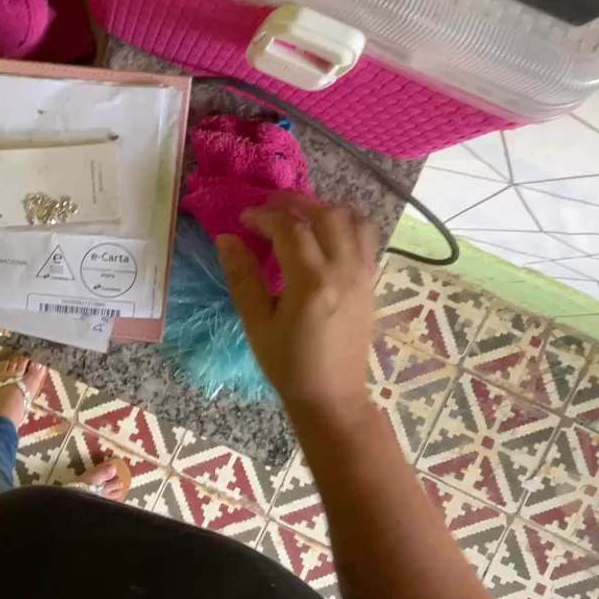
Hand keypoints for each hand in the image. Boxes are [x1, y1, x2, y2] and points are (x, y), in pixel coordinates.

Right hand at [217, 193, 378, 424]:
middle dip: (296, 203)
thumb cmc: (287, 364)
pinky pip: (365, 238)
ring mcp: (362, 275)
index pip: (290, 230)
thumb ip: (243, 278)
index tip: (244, 218)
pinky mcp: (371, 282)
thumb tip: (227, 239)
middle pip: (326, 215)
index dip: (265, 217)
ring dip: (325, 209)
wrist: (331, 395)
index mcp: (311, 283)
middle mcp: (343, 272)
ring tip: (300, 215)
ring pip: (353, 220)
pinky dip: (346, 224)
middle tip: (270, 207)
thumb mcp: (256, 324)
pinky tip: (325, 235)